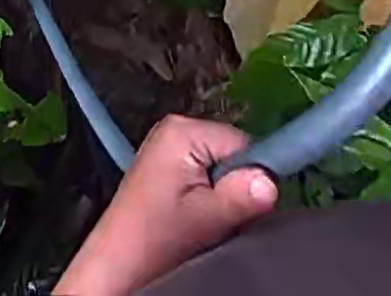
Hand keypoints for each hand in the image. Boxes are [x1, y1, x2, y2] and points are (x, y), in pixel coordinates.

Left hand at [56, 116, 278, 294]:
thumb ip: (240, 196)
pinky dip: (207, 197)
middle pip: (232, 154)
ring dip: (221, 195)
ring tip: (202, 219)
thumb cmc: (154, 238)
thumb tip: (270, 181)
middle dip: (235, 187)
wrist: (120, 262)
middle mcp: (174, 129)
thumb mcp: (205, 218)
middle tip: (218, 216)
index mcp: (182, 130)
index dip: (252, 177)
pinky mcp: (168, 165)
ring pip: (221, 168)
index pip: (243, 143)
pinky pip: (205, 175)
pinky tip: (193, 216)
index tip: (245, 206)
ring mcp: (169, 146)